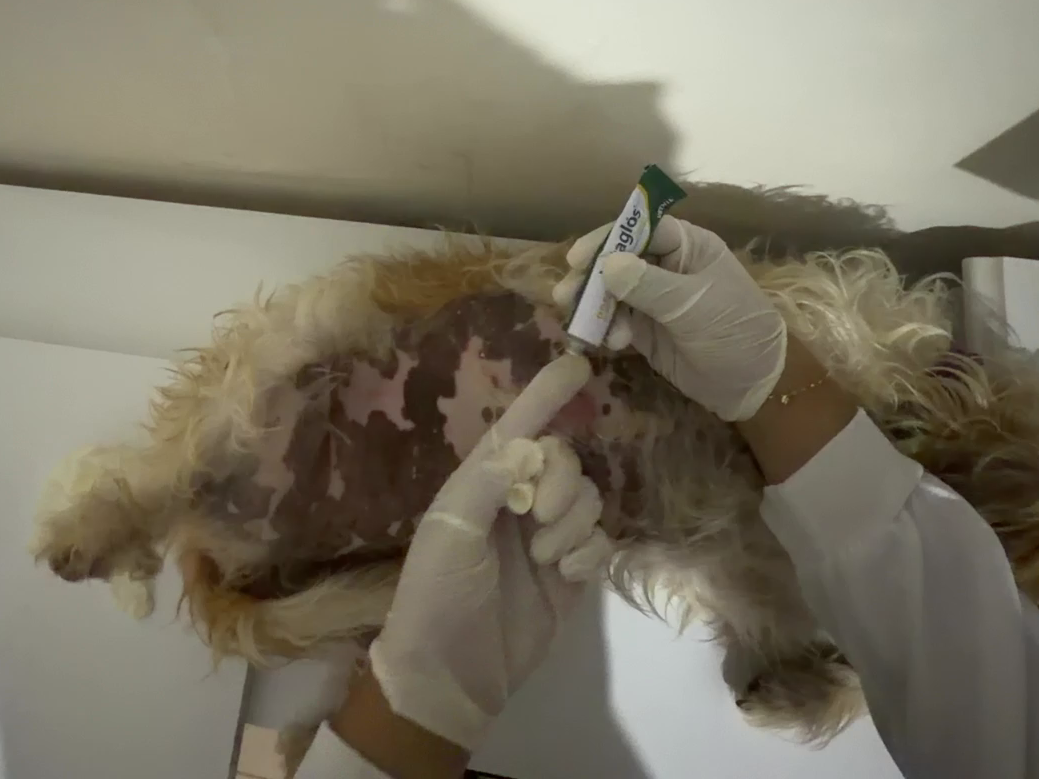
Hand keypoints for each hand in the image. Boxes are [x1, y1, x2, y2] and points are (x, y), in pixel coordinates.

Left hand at [367, 354, 613, 749]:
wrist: (452, 674)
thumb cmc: (437, 592)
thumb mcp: (450, 530)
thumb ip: (487, 481)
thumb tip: (528, 445)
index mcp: (482, 481)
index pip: (520, 426)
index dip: (546, 394)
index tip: (578, 363)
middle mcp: (518, 498)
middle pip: (564, 458)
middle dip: (560, 480)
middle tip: (537, 517)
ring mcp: (547, 534)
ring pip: (587, 496)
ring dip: (572, 522)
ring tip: (542, 558)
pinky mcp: (572, 570)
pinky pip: (601, 538)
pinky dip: (589, 551)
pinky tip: (565, 575)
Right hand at [553, 216, 786, 420]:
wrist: (755, 388)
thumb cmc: (736, 333)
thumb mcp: (695, 307)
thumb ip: (649, 285)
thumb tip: (608, 264)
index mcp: (688, 248)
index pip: (642, 229)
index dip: (608, 239)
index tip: (578, 257)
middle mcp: (667, 267)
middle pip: (619, 259)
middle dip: (592, 276)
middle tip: (566, 295)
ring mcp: (654, 299)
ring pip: (611, 291)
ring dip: (593, 305)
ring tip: (580, 323)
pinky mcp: (645, 328)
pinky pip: (614, 319)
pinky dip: (605, 328)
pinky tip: (608, 343)